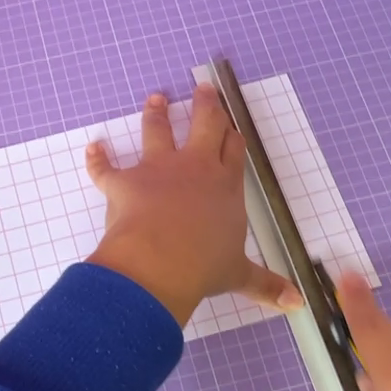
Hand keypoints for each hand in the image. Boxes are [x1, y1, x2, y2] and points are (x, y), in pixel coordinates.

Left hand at [84, 85, 300, 324]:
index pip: (233, 150)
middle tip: (203, 87)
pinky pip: (106, 167)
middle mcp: (194, 168)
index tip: (232, 121)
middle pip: (204, 126)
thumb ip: (266, 285)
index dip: (232, 134)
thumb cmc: (204, 267)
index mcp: (225, 186)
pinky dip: (98, 158)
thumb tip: (297, 304)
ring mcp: (157, 170)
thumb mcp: (239, 275)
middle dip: (205, 105)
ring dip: (156, 113)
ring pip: (157, 131)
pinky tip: (93, 147)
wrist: (159, 263)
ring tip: (156, 98)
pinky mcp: (124, 182)